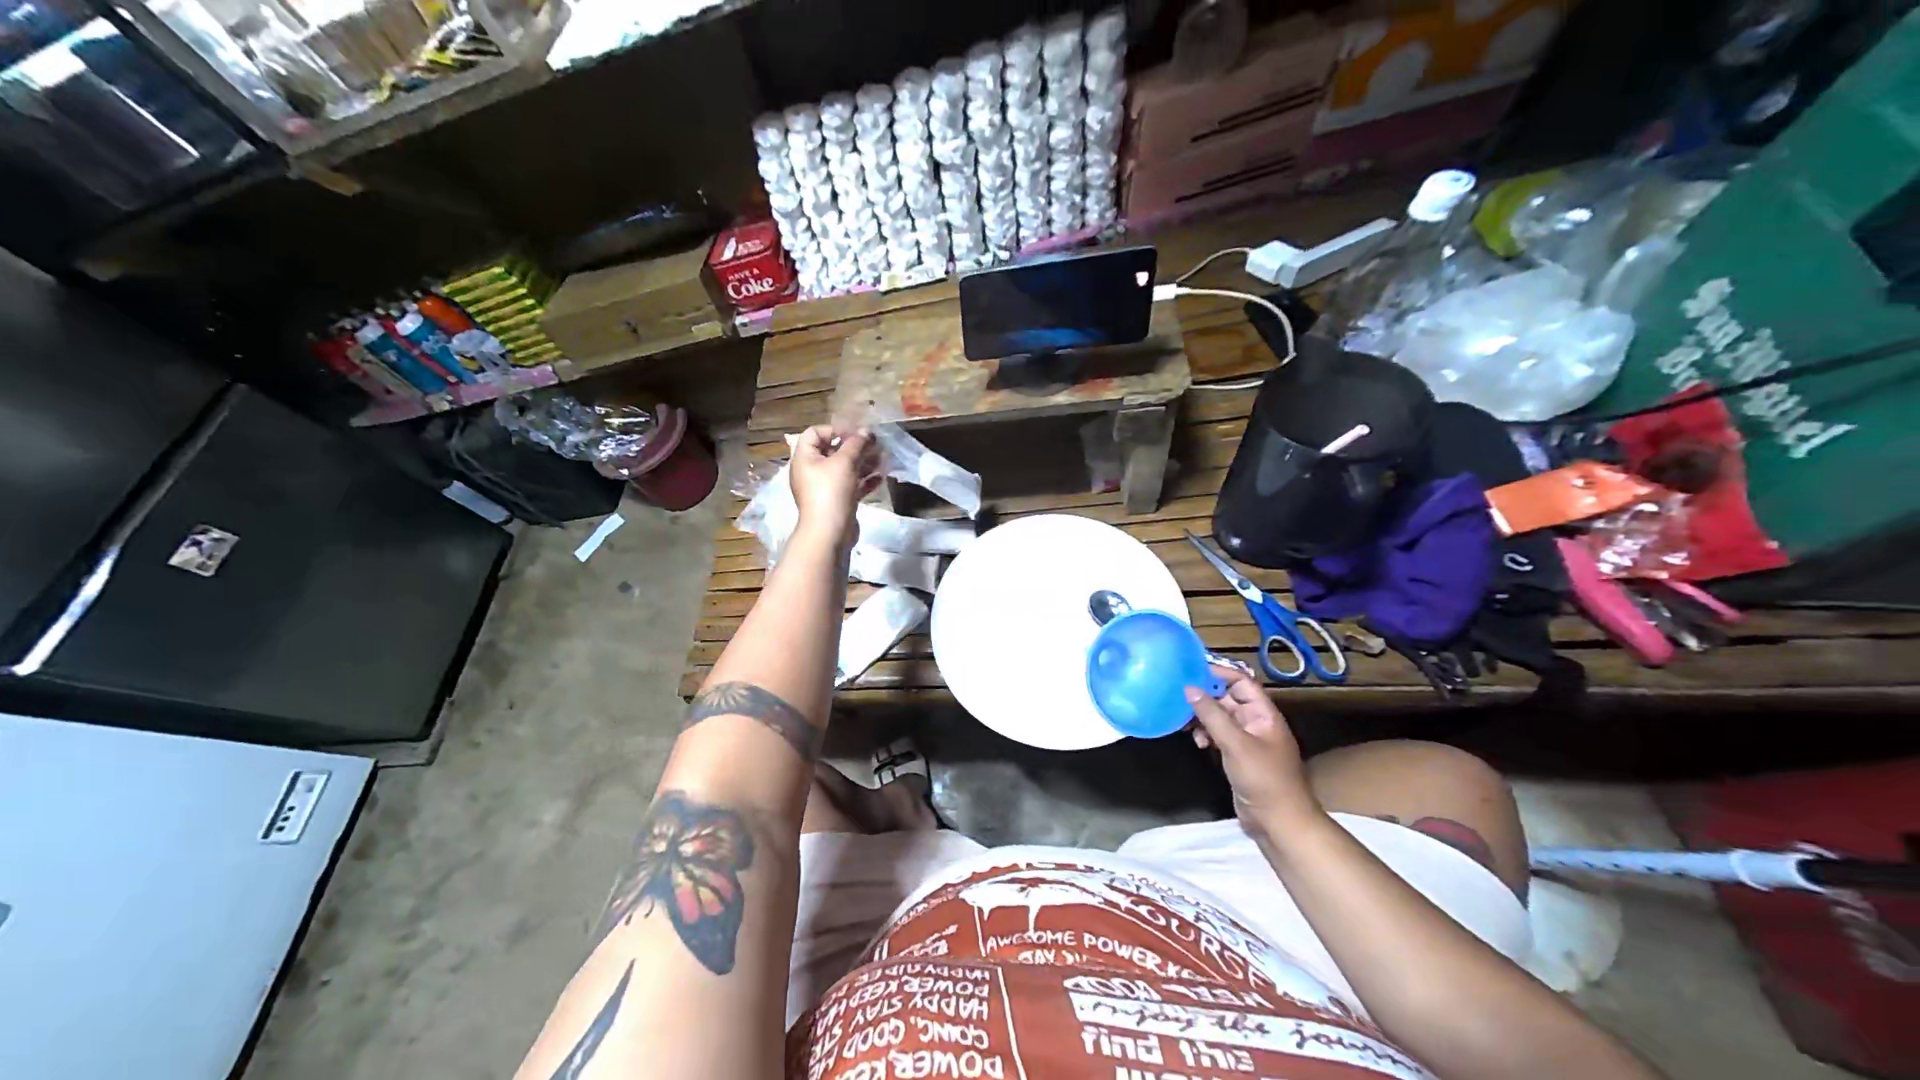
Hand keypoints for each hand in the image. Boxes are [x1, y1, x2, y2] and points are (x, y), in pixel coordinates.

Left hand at [789, 425, 879, 547]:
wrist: (829, 532)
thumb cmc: (831, 492)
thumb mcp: (844, 462)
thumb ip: (857, 443)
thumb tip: (867, 432)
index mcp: (805, 458)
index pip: (815, 433)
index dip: (836, 429)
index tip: (856, 434)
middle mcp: (812, 471)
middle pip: (833, 450)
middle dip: (856, 446)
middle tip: (876, 445)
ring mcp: (825, 487)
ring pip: (845, 468)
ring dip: (864, 462)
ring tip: (883, 459)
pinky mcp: (837, 501)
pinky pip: (851, 484)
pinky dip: (864, 479)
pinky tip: (880, 477)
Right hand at [1187, 665, 1319, 833]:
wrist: (1279, 821)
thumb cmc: (1263, 778)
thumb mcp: (1236, 743)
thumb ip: (1212, 715)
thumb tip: (1189, 688)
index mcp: (1264, 714)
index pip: (1242, 682)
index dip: (1219, 674)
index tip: (1191, 671)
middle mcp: (1256, 723)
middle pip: (1228, 699)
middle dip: (1205, 697)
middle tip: (1179, 697)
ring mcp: (1247, 740)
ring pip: (1221, 718)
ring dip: (1203, 718)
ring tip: (1184, 723)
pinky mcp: (1238, 756)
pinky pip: (1219, 736)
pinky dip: (1206, 735)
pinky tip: (1197, 742)